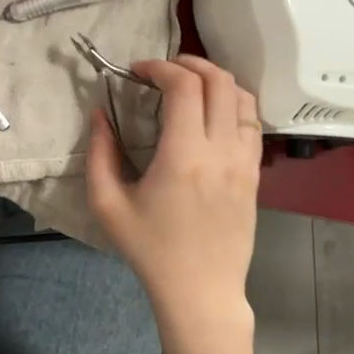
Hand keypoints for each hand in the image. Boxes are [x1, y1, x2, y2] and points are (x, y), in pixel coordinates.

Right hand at [86, 56, 261, 309]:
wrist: (200, 290)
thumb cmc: (149, 249)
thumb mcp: (107, 204)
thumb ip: (99, 154)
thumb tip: (99, 114)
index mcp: (184, 155)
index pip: (184, 86)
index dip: (159, 67)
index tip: (137, 70)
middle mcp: (222, 150)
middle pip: (219, 81)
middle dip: (189, 63)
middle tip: (162, 69)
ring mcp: (245, 161)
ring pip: (243, 97)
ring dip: (216, 80)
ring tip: (189, 84)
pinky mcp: (255, 174)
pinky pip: (252, 122)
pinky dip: (233, 104)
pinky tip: (211, 112)